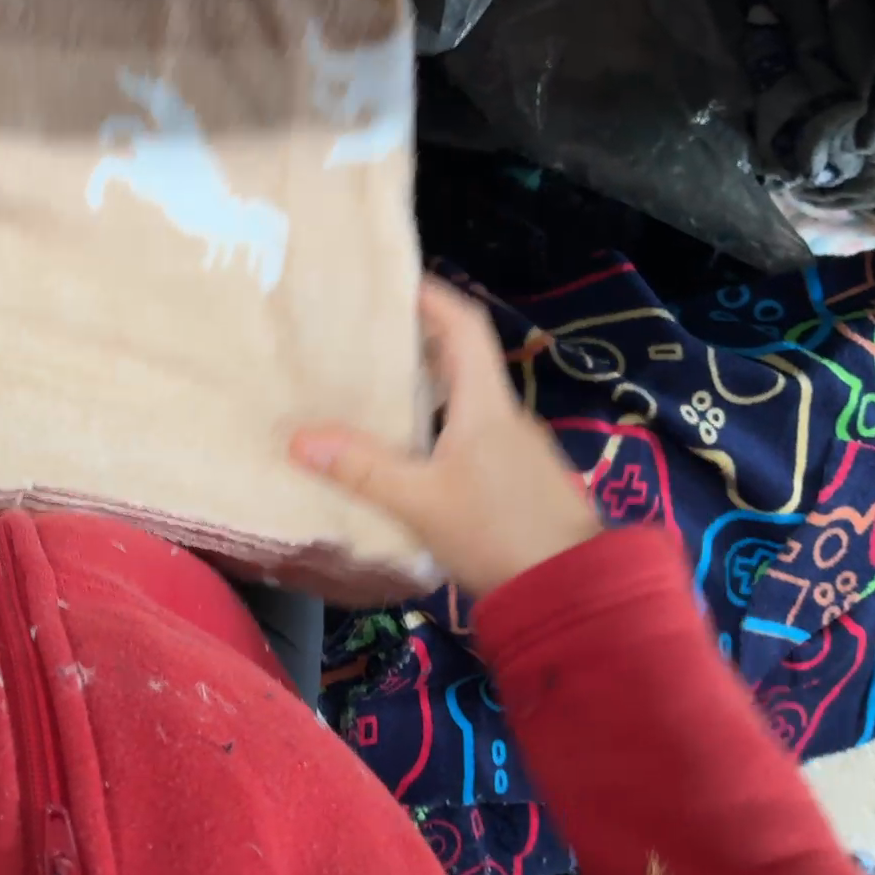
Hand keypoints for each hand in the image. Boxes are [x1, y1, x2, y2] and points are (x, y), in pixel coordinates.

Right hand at [290, 277, 601, 595]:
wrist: (575, 594)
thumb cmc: (500, 531)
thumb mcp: (420, 501)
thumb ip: (361, 469)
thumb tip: (299, 439)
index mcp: (485, 405)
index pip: (464, 328)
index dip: (431, 296)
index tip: (392, 280)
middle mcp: (501, 416)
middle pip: (457, 358)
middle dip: (413, 337)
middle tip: (359, 332)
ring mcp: (508, 448)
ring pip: (459, 397)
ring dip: (419, 381)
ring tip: (366, 384)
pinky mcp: (507, 476)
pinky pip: (461, 430)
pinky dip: (428, 420)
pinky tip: (398, 444)